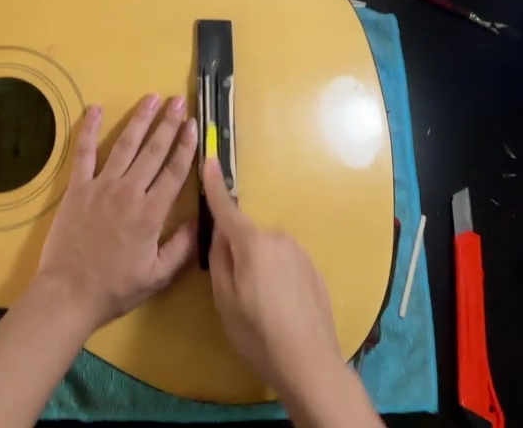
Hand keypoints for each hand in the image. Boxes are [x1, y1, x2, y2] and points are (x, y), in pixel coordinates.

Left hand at [32, 94, 197, 330]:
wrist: (69, 293)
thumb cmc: (115, 288)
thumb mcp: (157, 276)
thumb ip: (181, 247)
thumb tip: (199, 220)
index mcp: (151, 213)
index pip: (174, 172)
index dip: (186, 146)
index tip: (193, 125)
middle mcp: (129, 192)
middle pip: (153, 151)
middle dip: (168, 124)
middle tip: (178, 101)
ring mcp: (102, 186)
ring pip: (125, 145)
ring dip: (139, 120)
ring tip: (151, 97)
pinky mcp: (78, 187)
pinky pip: (84, 153)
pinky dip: (88, 129)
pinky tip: (95, 109)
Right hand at [201, 153, 348, 398]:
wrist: (310, 364)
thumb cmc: (258, 334)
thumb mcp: (224, 299)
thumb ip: (219, 259)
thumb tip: (221, 236)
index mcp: (251, 243)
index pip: (226, 208)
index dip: (215, 185)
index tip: (209, 159)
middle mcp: (277, 238)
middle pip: (247, 236)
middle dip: (238, 253)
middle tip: (237, 293)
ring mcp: (299, 252)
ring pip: (266, 252)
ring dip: (259, 267)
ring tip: (262, 308)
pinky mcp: (313, 269)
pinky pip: (285, 265)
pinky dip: (277, 279)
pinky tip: (281, 310)